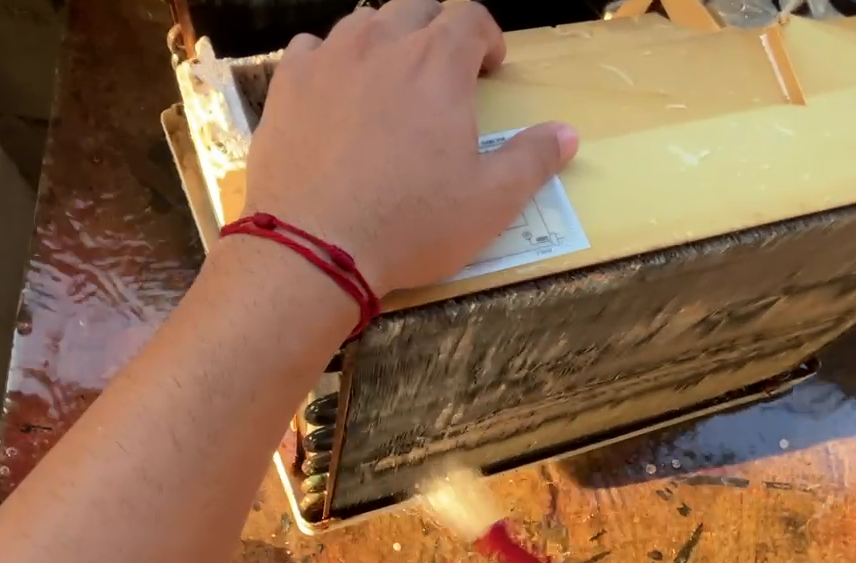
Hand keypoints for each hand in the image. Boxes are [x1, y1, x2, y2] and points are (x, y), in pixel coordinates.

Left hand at [242, 0, 578, 295]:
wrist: (316, 247)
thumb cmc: (411, 227)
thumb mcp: (489, 205)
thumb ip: (531, 162)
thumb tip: (568, 133)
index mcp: (438, 64)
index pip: (470, 17)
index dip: (486, 37)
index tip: (490, 67)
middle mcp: (383, 42)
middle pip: (416, 8)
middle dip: (437, 33)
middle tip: (443, 74)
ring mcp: (329, 58)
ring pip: (364, 23)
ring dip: (385, 42)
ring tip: (390, 82)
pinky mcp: (288, 84)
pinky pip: (311, 49)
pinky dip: (331, 62)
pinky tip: (336, 95)